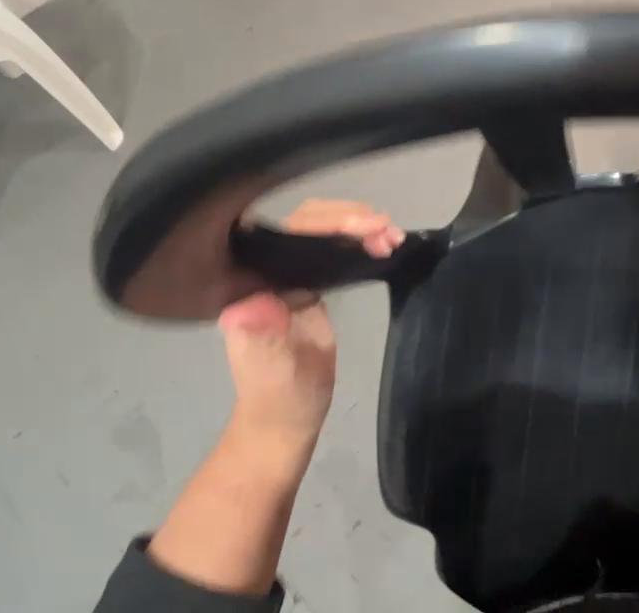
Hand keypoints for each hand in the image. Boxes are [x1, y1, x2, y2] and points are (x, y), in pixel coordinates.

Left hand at [220, 199, 403, 449]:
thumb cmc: (278, 398)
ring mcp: (287, 272)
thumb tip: (245, 307)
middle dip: (347, 218)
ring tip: (392, 235)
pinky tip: (386, 241)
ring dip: (358, 224)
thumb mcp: (272, 373)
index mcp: (246, 282)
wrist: (288, 420)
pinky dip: (361, 239)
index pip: (284, 233)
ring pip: (321, 229)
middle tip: (386, 229)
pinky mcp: (309, 280)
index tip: (363, 225)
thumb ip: (261, 340)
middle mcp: (263, 268)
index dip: (323, 222)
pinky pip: (333, 247)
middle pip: (304, 222)